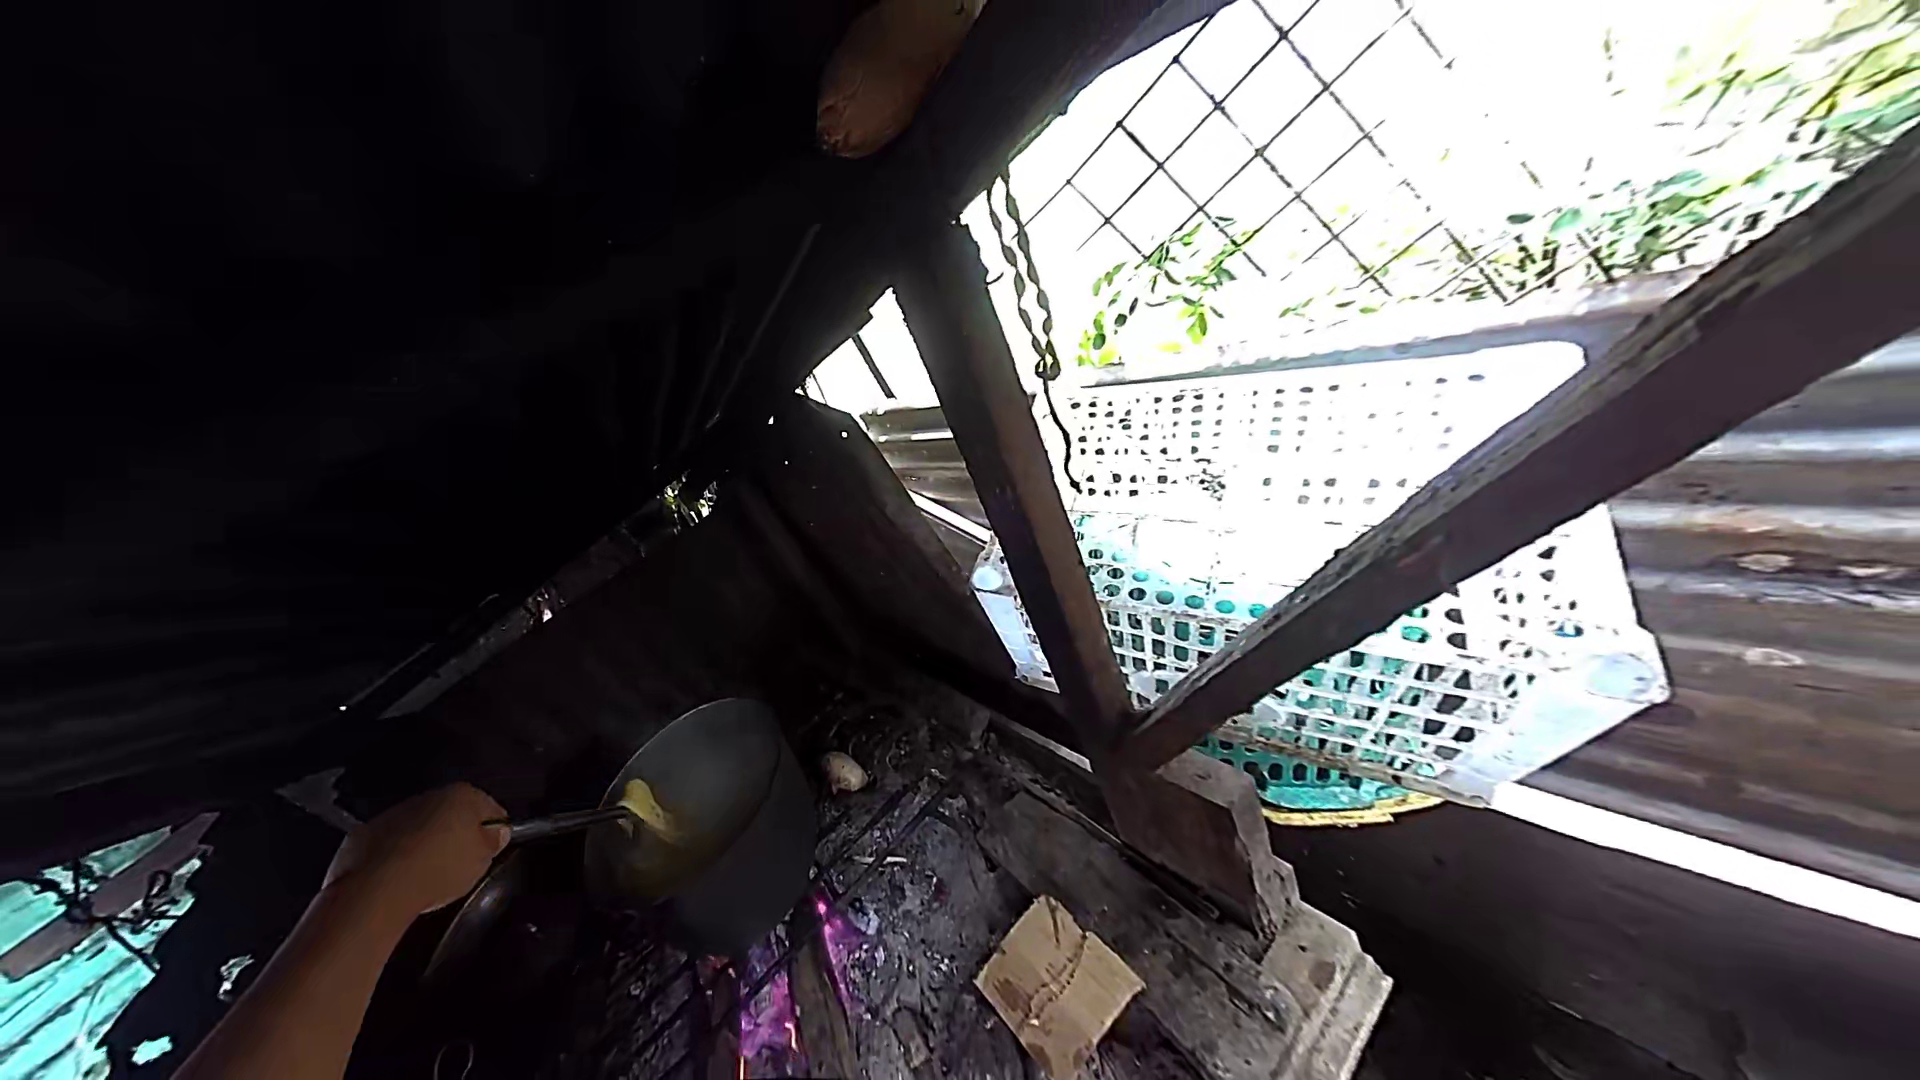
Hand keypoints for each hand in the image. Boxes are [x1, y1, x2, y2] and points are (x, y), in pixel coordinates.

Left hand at [322, 783, 508, 918]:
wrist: (375, 893)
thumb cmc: (440, 869)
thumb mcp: (484, 858)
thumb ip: (495, 839)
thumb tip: (495, 833)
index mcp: (463, 794)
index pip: (489, 809)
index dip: (491, 832)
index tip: (487, 852)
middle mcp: (428, 796)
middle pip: (450, 815)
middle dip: (454, 835)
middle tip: (457, 865)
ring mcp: (391, 815)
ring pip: (417, 828)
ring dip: (422, 844)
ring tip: (423, 876)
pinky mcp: (360, 837)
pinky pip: (386, 845)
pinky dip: (392, 857)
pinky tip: (395, 879)